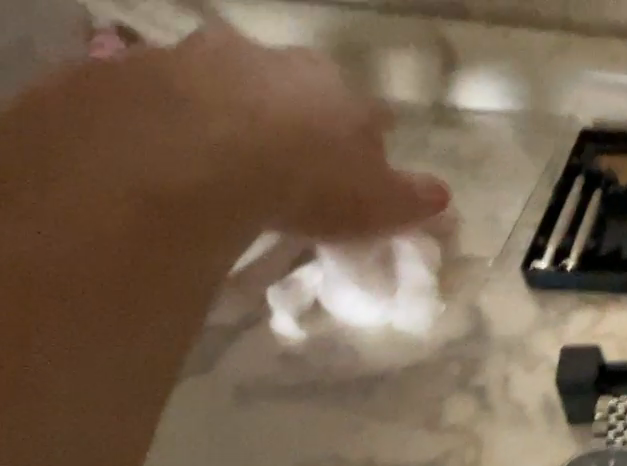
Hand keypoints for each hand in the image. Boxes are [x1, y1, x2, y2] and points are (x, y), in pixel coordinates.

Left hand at [155, 24, 448, 237]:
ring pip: (232, 81)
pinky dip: (180, 116)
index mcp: (343, 92)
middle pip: (300, 87)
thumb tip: (443, 195)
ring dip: (237, 109)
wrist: (190, 156)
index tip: (365, 173)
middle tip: (297, 160)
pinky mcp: (141, 69)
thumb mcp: (385, 206)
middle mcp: (278, 60)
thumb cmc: (310, 182)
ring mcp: (204, 57)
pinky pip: (170, 93)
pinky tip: (182, 152)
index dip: (372, 143)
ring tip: (234, 156)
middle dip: (303, 115)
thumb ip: (418, 198)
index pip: (374, 114)